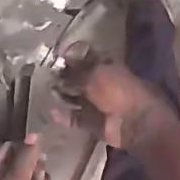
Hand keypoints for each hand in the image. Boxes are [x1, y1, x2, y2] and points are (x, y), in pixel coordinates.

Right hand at [56, 44, 176, 150]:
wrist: (134, 122)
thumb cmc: (117, 90)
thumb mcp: (95, 74)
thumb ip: (76, 70)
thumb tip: (61, 61)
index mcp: (106, 66)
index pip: (85, 57)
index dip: (70, 56)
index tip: (55, 57)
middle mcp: (100, 83)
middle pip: (77, 78)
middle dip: (62, 77)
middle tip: (45, 76)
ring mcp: (96, 103)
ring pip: (75, 97)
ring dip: (62, 96)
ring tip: (45, 93)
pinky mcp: (92, 122)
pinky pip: (75, 117)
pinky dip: (65, 116)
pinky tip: (53, 112)